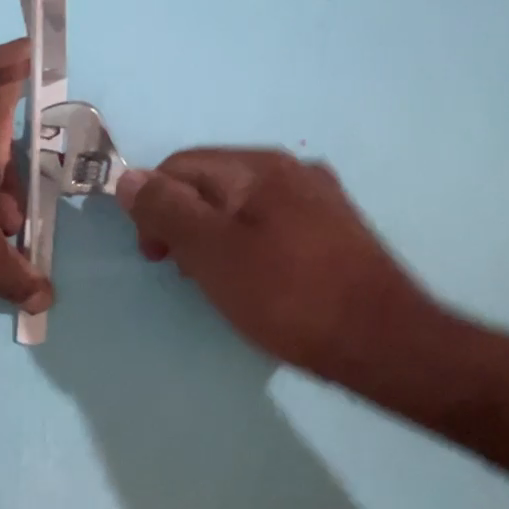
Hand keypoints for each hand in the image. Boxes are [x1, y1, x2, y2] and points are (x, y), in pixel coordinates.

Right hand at [115, 148, 435, 378]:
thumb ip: (166, 210)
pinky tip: (250, 279)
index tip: (154, 255)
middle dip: (180, 221)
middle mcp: (291, 171)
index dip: (151, 205)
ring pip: (237, 206)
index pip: (178, 166)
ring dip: (209, 236)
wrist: (380, 341)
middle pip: (209, 183)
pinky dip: (242, 245)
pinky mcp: (332, 231)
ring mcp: (317, 200)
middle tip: (180, 272)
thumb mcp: (211, 252)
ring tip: (212, 280)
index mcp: (258, 168)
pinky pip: (267, 224)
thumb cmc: (286, 296)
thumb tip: (128, 178)